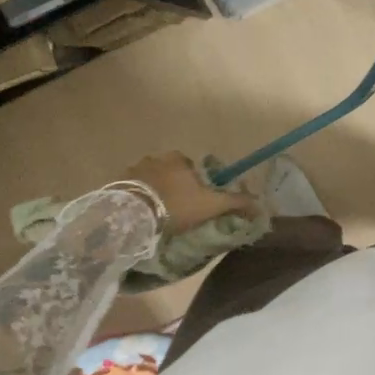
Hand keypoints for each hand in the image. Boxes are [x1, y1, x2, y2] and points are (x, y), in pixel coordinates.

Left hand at [122, 152, 255, 235]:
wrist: (132, 216)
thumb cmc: (176, 206)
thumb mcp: (211, 205)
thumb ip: (235, 202)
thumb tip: (260, 205)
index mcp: (179, 158)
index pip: (192, 168)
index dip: (195, 186)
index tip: (194, 204)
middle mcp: (155, 158)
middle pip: (170, 173)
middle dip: (173, 188)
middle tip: (175, 212)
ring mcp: (132, 170)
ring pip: (150, 181)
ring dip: (153, 193)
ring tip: (155, 216)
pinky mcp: (115, 183)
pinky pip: (130, 190)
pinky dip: (136, 199)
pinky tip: (139, 215)